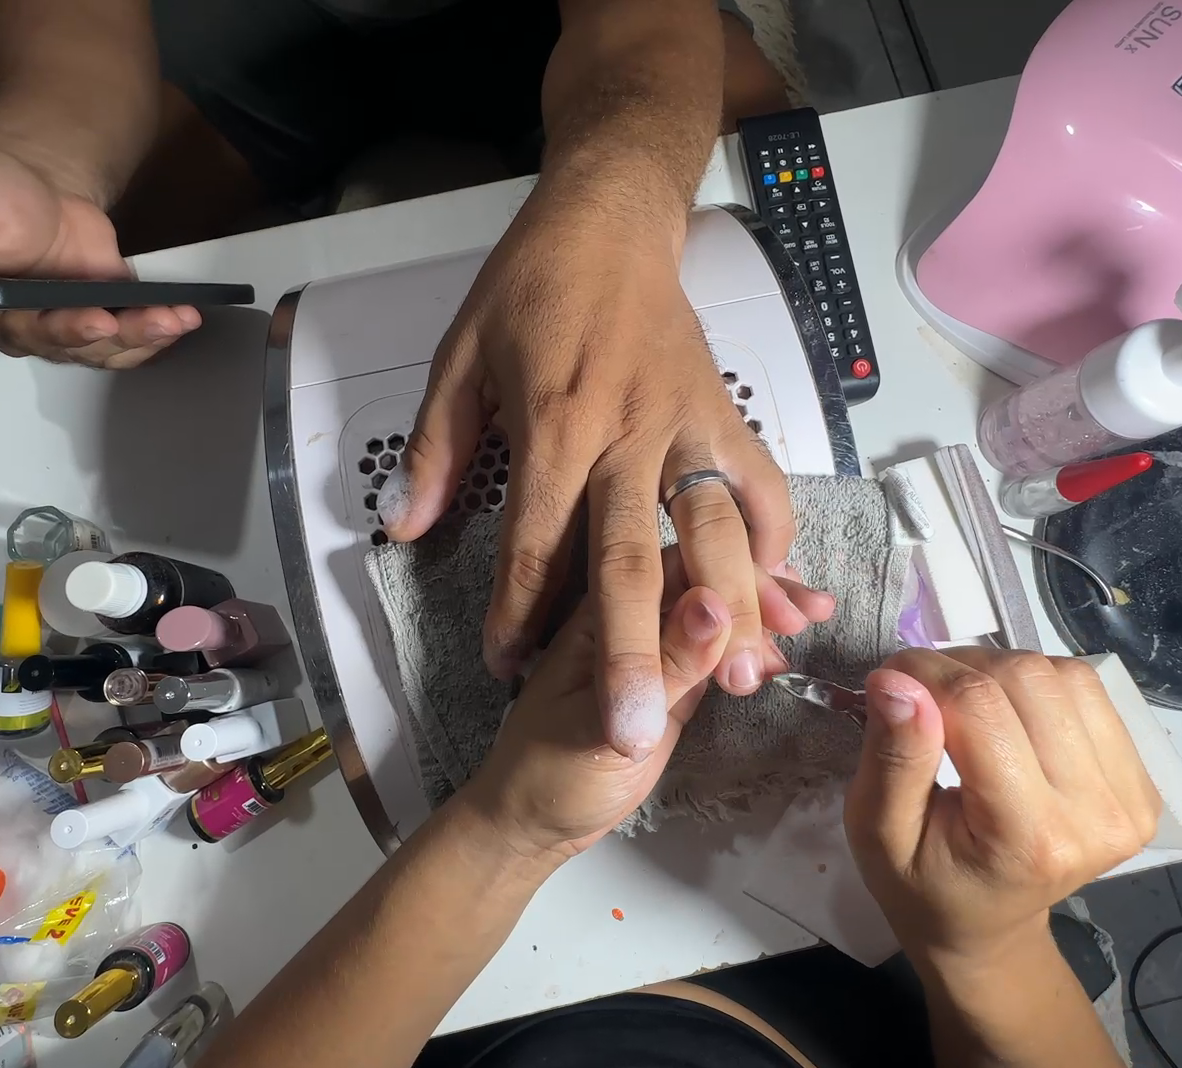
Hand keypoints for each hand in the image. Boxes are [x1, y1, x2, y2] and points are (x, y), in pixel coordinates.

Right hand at [0, 141, 200, 367]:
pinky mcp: (105, 321)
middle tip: (134, 320)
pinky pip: (132, 341)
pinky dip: (158, 333)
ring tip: (174, 320)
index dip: (52, 331)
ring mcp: (67, 329)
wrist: (41, 181)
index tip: (90, 321)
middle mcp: (21, 328)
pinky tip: (180, 320)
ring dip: (142, 337)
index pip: (12, 330)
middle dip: (106, 337)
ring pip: (106, 349)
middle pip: (67, 346)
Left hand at [380, 189, 795, 762]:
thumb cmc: (530, 288)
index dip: (518, 613)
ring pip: (713, 529)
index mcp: (553, 426)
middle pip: (628, 558)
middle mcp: (625, 436)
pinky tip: (775, 594)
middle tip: (631, 733)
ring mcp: (687, 425)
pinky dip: (771, 541)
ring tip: (739, 681)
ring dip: (730, 609)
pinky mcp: (726, 412)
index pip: (534, 543)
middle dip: (627, 651)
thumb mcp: (460, 358)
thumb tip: (406, 529)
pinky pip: (759, 485)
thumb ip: (436, 450)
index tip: (507, 671)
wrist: (608, 221)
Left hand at [461, 560, 834, 859]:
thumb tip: (717, 602)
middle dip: (757, 589)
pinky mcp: (671, 683)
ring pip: (715, 615)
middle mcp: (631, 619)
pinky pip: (716, 654)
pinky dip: (748, 651)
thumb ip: (663, 665)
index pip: (672, 567)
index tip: (779, 601)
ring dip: (761, 615)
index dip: (729, 572)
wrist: (535, 822)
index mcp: (602, 613)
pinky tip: (777, 658)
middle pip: (701, 582)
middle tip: (808, 612)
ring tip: (810, 621)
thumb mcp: (606, 722)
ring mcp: (654, 650)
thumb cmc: (551, 772)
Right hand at [844, 649, 1160, 972]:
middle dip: (958, 667)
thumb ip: (891, 756)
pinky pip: (1086, 692)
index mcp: (1026, 835)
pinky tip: (1005, 717)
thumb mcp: (875, 829)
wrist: (984, 924)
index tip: (887, 679)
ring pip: (1060, 675)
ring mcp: (1129, 800)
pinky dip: (1032, 687)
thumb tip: (895, 680)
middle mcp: (1095, 814)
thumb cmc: (917, 881)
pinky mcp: (1141, 785)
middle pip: (1027, 679)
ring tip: (960, 705)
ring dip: (995, 671)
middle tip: (919, 693)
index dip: (924, 672)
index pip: (979, 705)